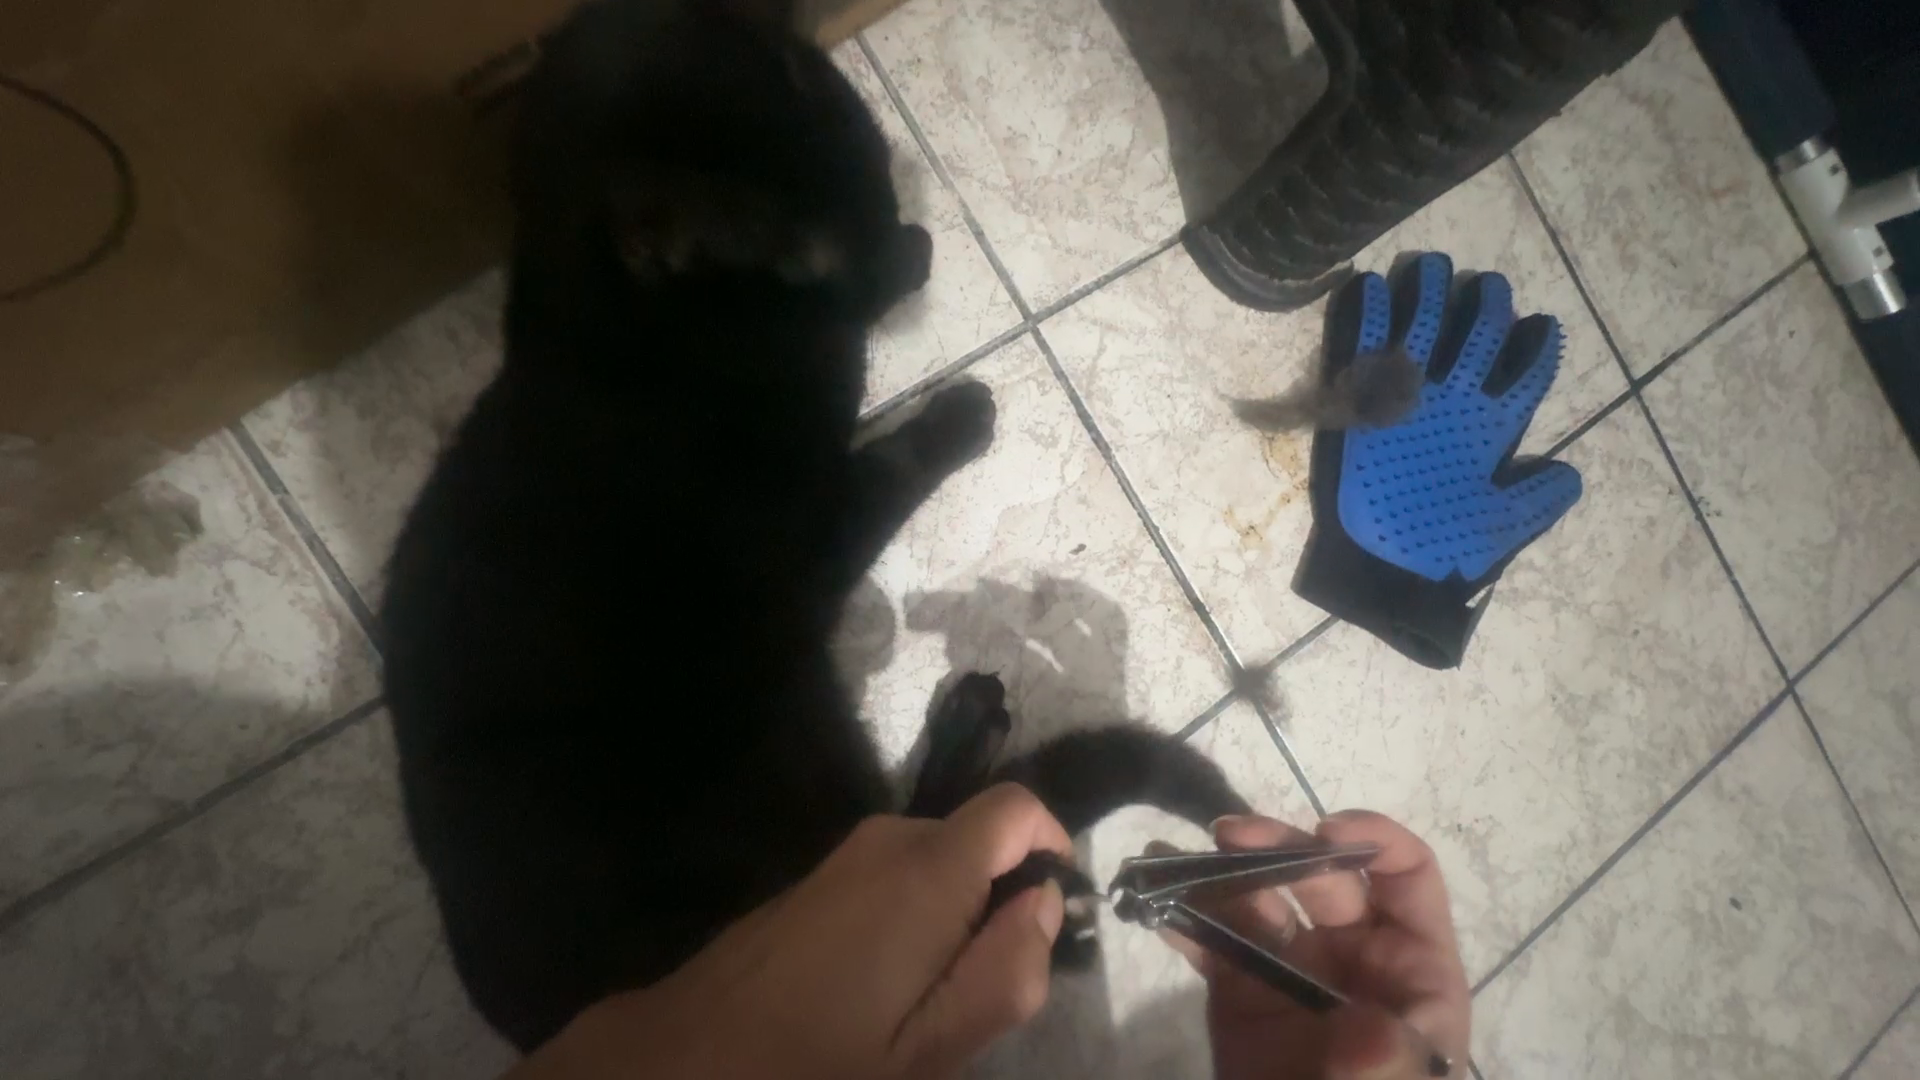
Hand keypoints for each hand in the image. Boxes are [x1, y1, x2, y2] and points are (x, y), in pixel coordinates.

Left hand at [503, 784, 1070, 1079]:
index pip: (1016, 807)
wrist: (687, 1057)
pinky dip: (916, 911)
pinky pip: (896, 873)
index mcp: (928, 868)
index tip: (1053, 906)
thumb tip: (1044, 903)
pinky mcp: (821, 876)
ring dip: (957, 910)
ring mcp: (848, 854)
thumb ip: (1006, 970)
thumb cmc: (821, 1060)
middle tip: (984, 982)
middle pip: (979, 837)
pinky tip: (884, 983)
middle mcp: (891, 838)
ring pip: (938, 859)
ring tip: (929, 995)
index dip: (1050, 842)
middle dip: (1000, 894)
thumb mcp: (932, 1045)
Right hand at [1162, 811, 1470, 1079]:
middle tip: (1226, 835)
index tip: (1324, 830)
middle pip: (1317, 875)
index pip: (1406, 879)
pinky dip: (1181, 917)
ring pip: (1255, 895)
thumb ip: (1388, 1070)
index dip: (1376, 841)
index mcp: (1408, 969)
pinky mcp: (1237, 987)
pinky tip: (1156, 910)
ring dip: (1216, 870)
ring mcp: (1288, 966)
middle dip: (1274, 845)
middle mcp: (1350, 954)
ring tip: (1169, 858)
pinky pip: (1209, 938)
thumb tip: (1375, 1024)